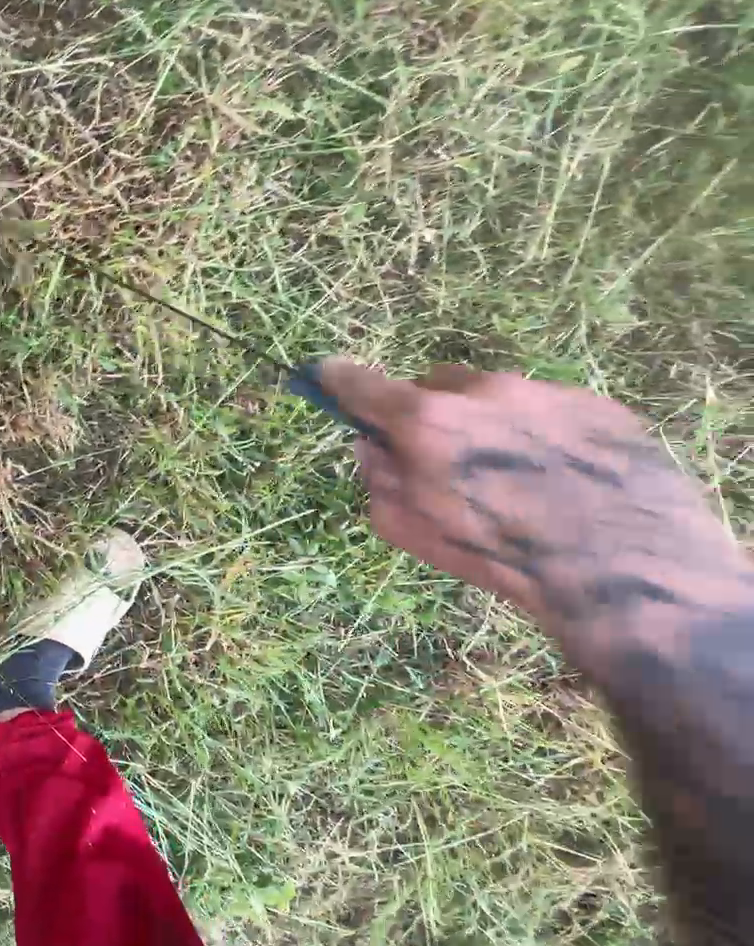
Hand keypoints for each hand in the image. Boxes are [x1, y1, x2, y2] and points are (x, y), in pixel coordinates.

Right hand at [319, 358, 745, 643]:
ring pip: (494, 394)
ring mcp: (545, 393)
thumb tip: (372, 444)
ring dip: (485, 419)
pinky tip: (555, 475)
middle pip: (434, 384)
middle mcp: (481, 391)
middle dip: (428, 410)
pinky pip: (549, 408)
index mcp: (424, 419)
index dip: (335, 380)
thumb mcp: (403, 525)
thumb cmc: (493, 550)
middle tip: (440, 453)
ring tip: (510, 472)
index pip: (359, 383)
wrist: (622, 569)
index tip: (323, 376)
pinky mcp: (600, 406)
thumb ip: (377, 476)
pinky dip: (538, 431)